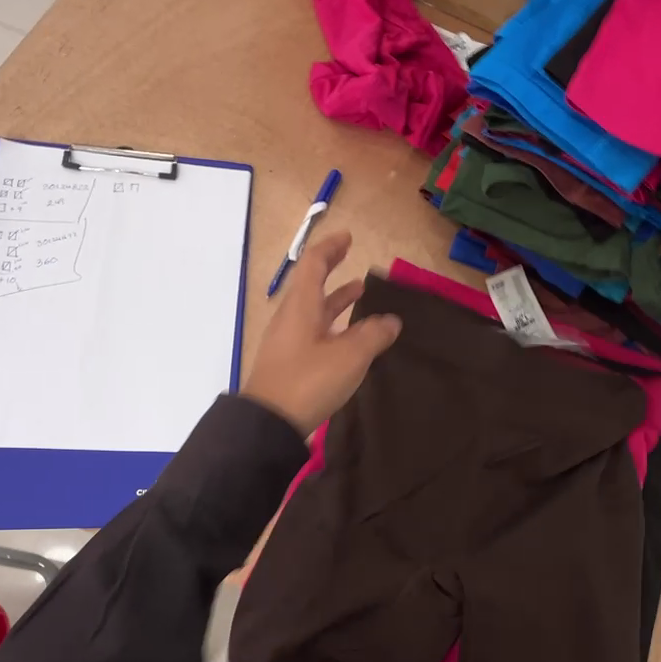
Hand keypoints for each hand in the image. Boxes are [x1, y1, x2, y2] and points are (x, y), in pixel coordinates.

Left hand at [241, 230, 401, 434]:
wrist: (269, 424)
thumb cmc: (308, 381)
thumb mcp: (349, 357)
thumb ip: (373, 335)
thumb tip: (391, 321)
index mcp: (301, 306)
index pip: (313, 265)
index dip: (330, 248)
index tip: (348, 237)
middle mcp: (291, 318)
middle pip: (310, 284)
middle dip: (332, 268)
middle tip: (350, 256)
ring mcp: (288, 340)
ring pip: (313, 309)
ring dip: (335, 297)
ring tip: (359, 293)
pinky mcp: (289, 361)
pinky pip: (313, 330)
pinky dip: (332, 322)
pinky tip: (349, 335)